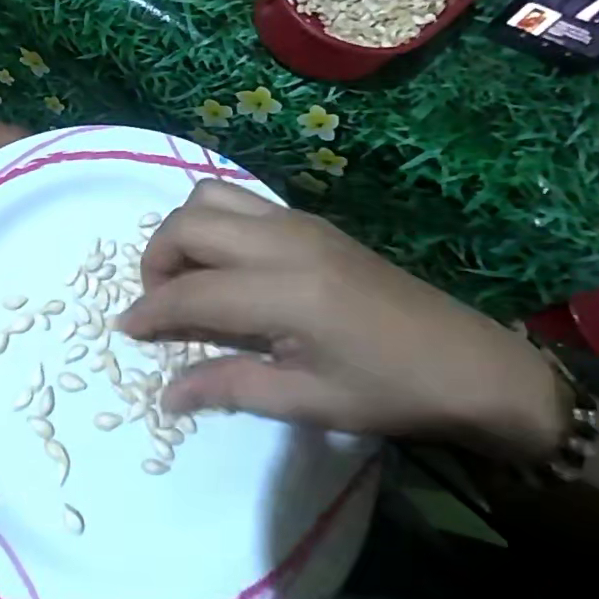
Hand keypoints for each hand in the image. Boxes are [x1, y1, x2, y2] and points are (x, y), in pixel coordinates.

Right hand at [119, 180, 567, 463]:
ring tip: (187, 275)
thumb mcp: (309, 401)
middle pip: (187, 225)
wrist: (472, 363)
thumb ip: (229, 386)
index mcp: (285, 293)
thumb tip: (166, 393)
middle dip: (156, 259)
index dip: (149, 311)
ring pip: (208, 196)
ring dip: (182, 231)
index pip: (190, 292)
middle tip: (160, 302)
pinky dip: (211, 222)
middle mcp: (283, 242)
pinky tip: (224, 263)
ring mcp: (296, 222)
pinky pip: (237, 200)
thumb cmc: (391, 391)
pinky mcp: (308, 219)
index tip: (126, 329)